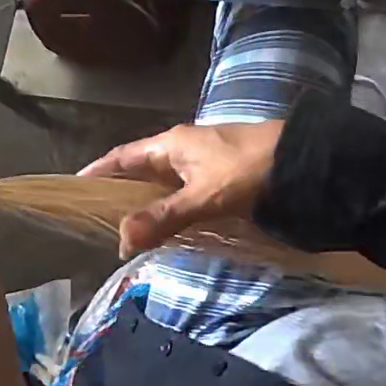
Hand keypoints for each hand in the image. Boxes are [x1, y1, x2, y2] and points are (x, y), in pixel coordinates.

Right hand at [79, 121, 282, 255]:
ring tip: (130, 226)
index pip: (123, 156)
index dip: (99, 170)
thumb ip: (163, 218)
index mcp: (172, 143)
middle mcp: (183, 148)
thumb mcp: (203, 196)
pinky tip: (171, 225)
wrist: (308, 163)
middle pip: (141, 168)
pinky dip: (172, 208)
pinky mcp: (223, 177)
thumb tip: (120, 242)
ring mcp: (204, 162)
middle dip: (120, 189)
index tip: (76, 185)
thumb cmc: (249, 171)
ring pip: (164, 182)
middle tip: (98, 215)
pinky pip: (185, 192)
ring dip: (147, 201)